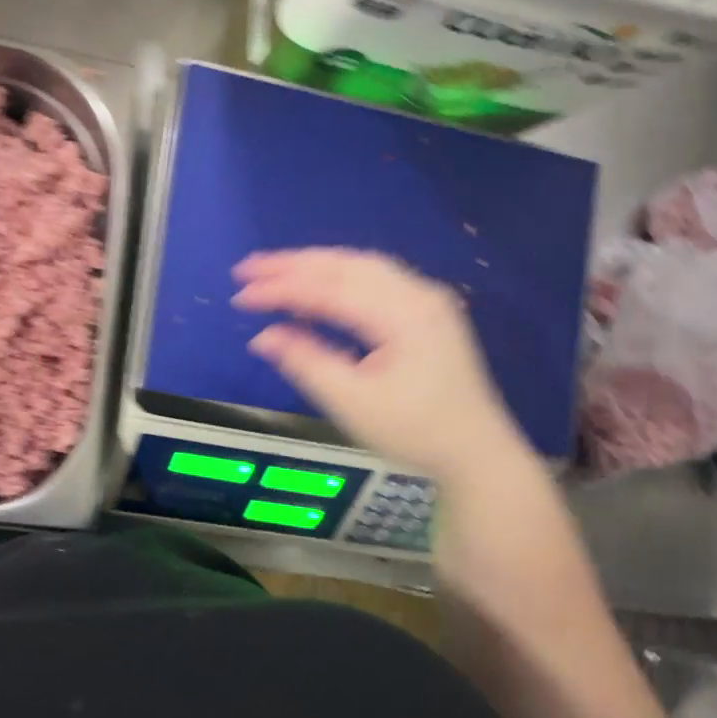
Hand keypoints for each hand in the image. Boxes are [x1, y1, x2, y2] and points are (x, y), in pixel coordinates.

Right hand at [232, 248, 528, 483]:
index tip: (240, 296)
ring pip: (362, 267)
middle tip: (247, 268)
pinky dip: (339, 278)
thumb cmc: (415, 432)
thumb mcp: (353, 404)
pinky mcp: (426, 313)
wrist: (476, 453)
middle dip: (294, 264)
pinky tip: (316, 290)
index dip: (282, 289)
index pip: (330, 290)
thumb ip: (307, 363)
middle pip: (347, 265)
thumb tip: (262, 338)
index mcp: (403, 315)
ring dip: (316, 266)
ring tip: (274, 271)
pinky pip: (376, 280)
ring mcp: (426, 300)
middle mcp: (418, 294)